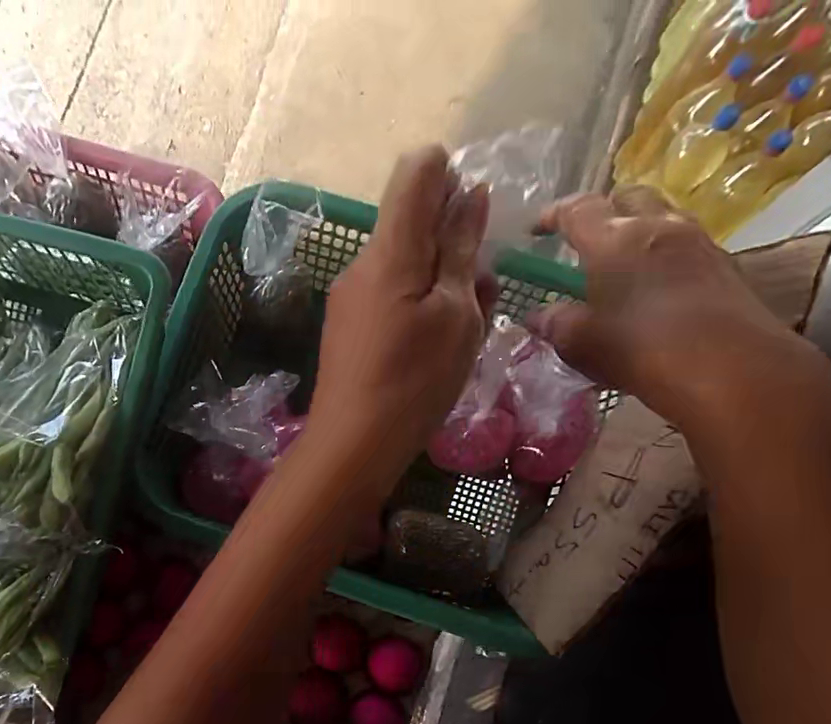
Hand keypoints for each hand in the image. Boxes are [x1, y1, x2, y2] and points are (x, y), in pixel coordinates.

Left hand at [307, 147, 497, 487]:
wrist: (353, 446)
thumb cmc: (415, 380)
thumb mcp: (455, 315)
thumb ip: (461, 250)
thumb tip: (469, 194)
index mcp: (390, 249)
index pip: (416, 172)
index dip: (450, 177)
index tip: (475, 220)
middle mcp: (363, 264)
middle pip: (411, 223)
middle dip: (453, 241)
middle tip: (481, 290)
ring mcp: (350, 298)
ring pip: (404, 265)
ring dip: (442, 279)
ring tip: (468, 326)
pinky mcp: (349, 329)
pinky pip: (390, 297)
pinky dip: (420, 306)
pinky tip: (439, 344)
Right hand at [531, 187, 830, 441]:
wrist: (727, 366)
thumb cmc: (639, 349)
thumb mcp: (582, 343)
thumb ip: (556, 324)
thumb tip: (539, 316)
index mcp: (614, 240)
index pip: (577, 210)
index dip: (553, 215)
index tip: (537, 230)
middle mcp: (657, 227)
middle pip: (627, 198)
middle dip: (603, 211)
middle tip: (586, 240)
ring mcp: (697, 242)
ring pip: (662, 216)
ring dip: (638, 230)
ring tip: (623, 263)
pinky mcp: (724, 265)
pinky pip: (685, 245)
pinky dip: (663, 255)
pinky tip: (657, 287)